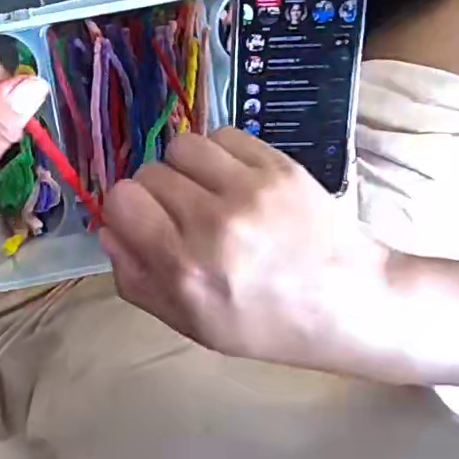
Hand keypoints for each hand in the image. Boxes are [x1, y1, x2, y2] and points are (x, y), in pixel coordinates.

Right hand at [99, 128, 394, 372]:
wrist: (350, 302)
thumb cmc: (266, 324)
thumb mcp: (190, 323)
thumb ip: (136, 279)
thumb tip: (107, 228)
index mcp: (186, 269)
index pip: (121, 199)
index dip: (127, 210)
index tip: (145, 222)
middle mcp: (213, 223)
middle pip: (149, 172)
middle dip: (157, 193)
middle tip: (184, 216)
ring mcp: (250, 188)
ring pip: (182, 146)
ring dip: (186, 167)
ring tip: (208, 191)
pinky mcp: (279, 164)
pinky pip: (222, 135)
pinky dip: (220, 153)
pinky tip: (236, 180)